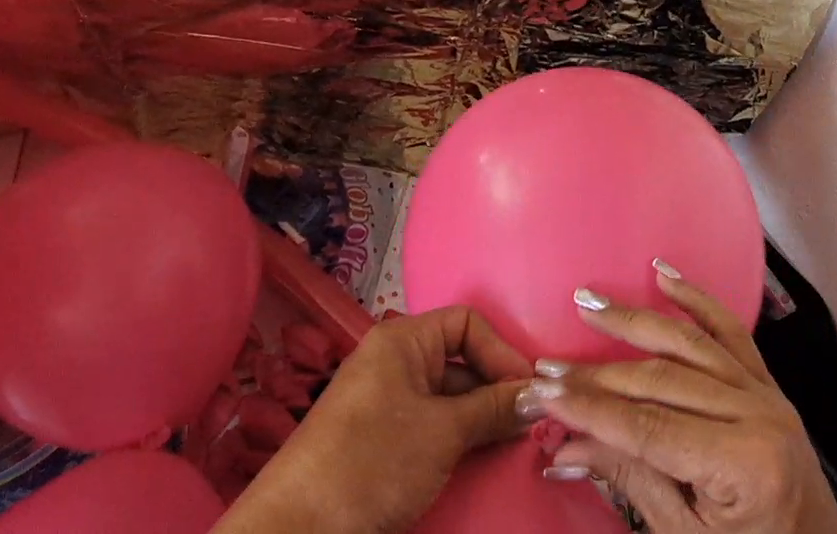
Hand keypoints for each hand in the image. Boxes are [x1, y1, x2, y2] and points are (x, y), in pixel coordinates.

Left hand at [214, 307, 532, 533]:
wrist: (298, 530)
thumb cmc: (373, 462)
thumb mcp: (443, 432)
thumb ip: (494, 408)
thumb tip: (538, 396)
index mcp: (402, 341)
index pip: (466, 323)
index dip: (501, 351)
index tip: (528, 390)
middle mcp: (393, 362)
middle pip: (460, 359)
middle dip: (496, 387)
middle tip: (532, 422)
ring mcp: (385, 401)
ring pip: (449, 395)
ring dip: (482, 416)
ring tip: (512, 443)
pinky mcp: (381, 439)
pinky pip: (432, 423)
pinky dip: (459, 436)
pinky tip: (480, 458)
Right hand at [521, 262, 836, 533]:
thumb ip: (629, 481)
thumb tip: (563, 446)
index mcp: (743, 463)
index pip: (648, 427)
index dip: (591, 409)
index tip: (542, 391)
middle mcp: (758, 415)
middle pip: (662, 382)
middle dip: (599, 376)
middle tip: (548, 367)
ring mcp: (765, 393)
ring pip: (689, 343)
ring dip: (634, 321)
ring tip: (588, 302)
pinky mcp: (767, 383)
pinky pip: (730, 331)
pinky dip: (696, 299)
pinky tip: (663, 274)